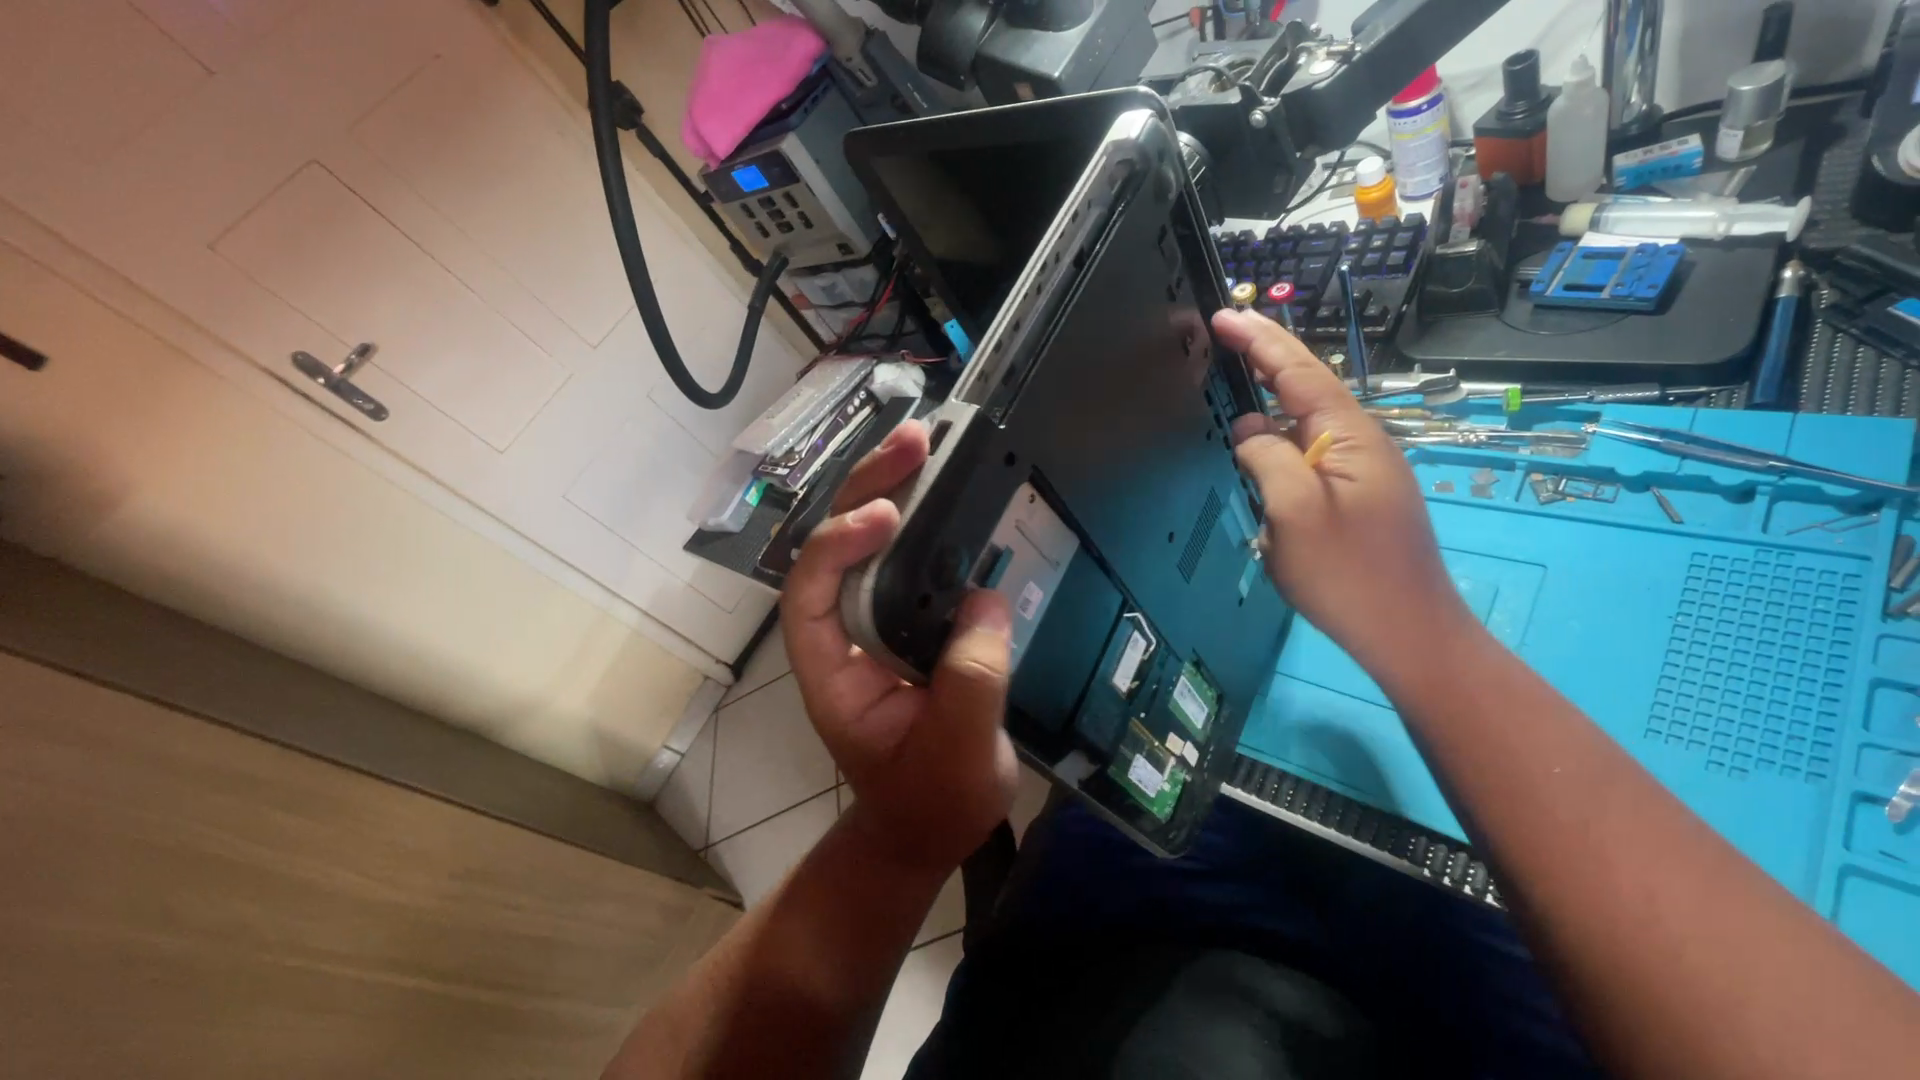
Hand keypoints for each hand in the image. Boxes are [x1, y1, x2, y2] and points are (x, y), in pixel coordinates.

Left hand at [779, 420, 1017, 873]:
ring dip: (891, 491)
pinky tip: (946, 491)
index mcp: (831, 672)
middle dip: (865, 491)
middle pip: (834, 551)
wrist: (932, 824)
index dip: (836, 546)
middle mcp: (843, 638)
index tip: (886, 514)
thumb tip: (984, 598)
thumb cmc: (933, 801)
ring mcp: (874, 628)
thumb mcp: (958, 752)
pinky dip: (924, 523)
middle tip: (913, 443)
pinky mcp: (908, 625)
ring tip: (927, 445)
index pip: (808, 595)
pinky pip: (907, 564)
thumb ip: (970, 680)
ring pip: (868, 548)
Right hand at [1211, 309, 1473, 673]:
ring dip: (1271, 411)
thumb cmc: (1350, 575)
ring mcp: (1364, 474)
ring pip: (1306, 429)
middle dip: (1267, 361)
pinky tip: (1262, 461)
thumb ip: (1267, 459)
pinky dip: (1281, 448)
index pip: (1298, 371)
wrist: (1411, 634)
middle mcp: (1361, 444)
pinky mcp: (1359, 502)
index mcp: (1350, 436)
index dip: (1260, 340)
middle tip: (1225, 338)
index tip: (1224, 314)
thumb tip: (1250, 432)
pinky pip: (1311, 460)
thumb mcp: (1294, 513)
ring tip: (1236, 402)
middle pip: (1307, 390)